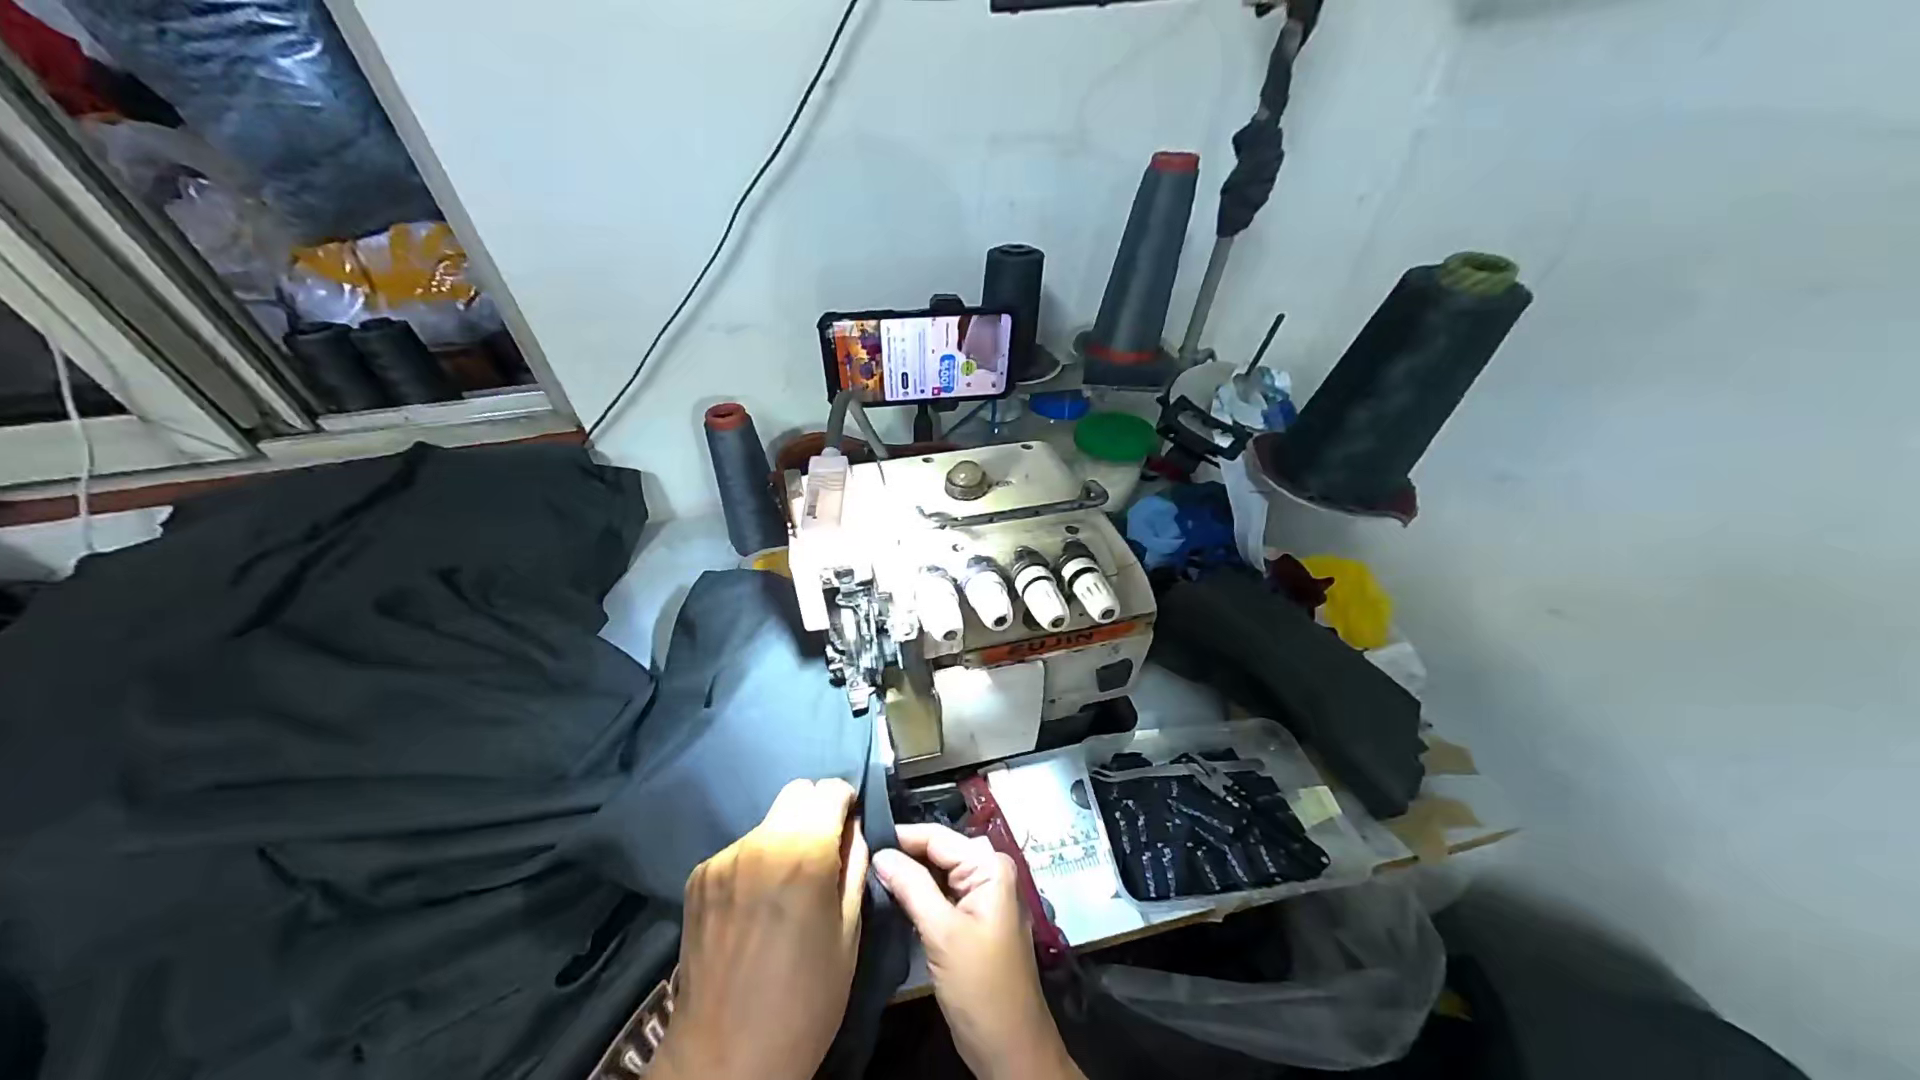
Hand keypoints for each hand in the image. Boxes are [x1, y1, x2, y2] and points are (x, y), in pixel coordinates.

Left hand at [653, 778, 866, 1079]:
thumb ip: (854, 866)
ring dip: (785, 839)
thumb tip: (852, 830)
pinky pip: (741, 850)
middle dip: (816, 812)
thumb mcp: (849, 932)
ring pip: (768, 822)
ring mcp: (722, 859)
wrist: (724, 1058)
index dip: (846, 803)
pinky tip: (756, 906)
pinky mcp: (698, 878)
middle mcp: (758, 842)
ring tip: (787, 889)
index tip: (850, 826)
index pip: (830, 790)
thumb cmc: (804, 1000)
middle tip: (824, 854)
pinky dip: (756, 863)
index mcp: (802, 853)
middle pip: (796, 793)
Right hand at [872, 824, 1084, 1079]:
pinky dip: (917, 896)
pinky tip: (890, 899)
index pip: (937, 837)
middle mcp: (989, 873)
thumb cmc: (980, 986)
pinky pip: (940, 895)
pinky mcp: (972, 920)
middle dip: (902, 856)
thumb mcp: (942, 933)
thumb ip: (911, 887)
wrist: (1009, 1046)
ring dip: (907, 876)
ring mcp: (982, 897)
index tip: (861, 841)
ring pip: (936, 874)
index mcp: (989, 866)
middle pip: (937, 852)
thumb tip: (880, 853)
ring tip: (867, 876)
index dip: (900, 838)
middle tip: (859, 860)